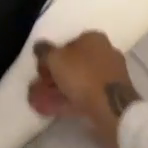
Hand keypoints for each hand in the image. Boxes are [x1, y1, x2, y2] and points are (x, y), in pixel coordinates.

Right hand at [29, 31, 140, 147]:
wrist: (111, 108)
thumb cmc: (82, 75)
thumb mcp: (55, 59)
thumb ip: (44, 51)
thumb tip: (40, 47)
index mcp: (94, 38)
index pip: (68, 43)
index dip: (51, 56)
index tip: (40, 70)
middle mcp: (104, 53)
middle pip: (73, 63)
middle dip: (53, 76)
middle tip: (36, 87)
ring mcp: (109, 76)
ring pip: (78, 81)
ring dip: (57, 90)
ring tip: (37, 101)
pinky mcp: (110, 96)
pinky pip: (84, 95)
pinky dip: (67, 100)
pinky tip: (50, 109)